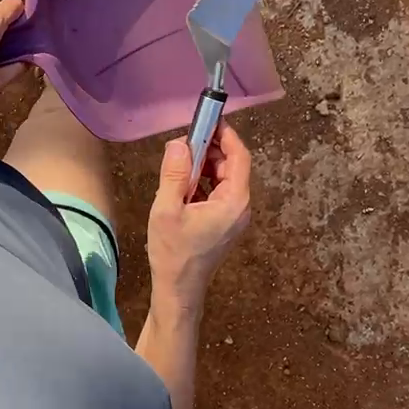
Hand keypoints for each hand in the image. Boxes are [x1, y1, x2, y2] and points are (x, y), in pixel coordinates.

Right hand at [146, 124, 251, 313]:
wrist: (178, 289)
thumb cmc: (174, 251)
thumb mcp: (168, 208)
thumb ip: (175, 174)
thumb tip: (180, 143)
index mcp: (234, 201)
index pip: (239, 156)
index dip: (225, 135)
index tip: (207, 119)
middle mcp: (240, 206)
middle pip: (232, 165)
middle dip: (210, 148)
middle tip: (185, 140)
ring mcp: (233, 216)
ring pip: (224, 178)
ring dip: (204, 164)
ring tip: (179, 161)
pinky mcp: (223, 222)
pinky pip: (217, 191)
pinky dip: (202, 180)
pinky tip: (182, 183)